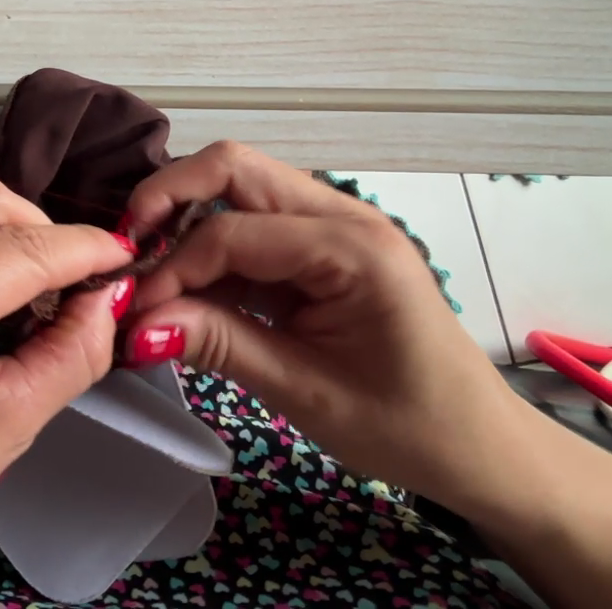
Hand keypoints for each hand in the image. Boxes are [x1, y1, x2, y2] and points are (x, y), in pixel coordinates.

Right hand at [119, 142, 532, 505]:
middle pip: (230, 166)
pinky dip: (206, 239)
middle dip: (167, 198)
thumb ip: (217, 345)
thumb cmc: (409, 425)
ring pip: (234, 182)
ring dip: (183, 214)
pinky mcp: (316, 240)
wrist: (482, 446)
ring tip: (150, 266)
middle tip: (130, 250)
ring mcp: (330, 220)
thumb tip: (134, 326)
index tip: (133, 311)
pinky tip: (187, 280)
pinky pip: (247, 217)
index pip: (230, 232)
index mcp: (353, 248)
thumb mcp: (305, 393)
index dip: (171, 267)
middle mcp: (341, 213)